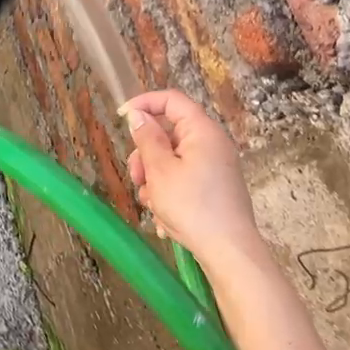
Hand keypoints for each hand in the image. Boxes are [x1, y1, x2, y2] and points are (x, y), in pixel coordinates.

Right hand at [121, 90, 266, 268]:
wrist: (228, 250)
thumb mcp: (160, 170)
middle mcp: (212, 144)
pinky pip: (183, 179)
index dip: (144, 103)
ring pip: (172, 160)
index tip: (121, 118)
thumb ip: (147, 138)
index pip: (171, 100)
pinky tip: (164, 218)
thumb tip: (138, 115)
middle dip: (145, 154)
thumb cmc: (192, 205)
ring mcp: (215, 167)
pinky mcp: (214, 187)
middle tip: (136, 177)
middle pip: (168, 134)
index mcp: (202, 131)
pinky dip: (168, 193)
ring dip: (154, 179)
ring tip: (150, 204)